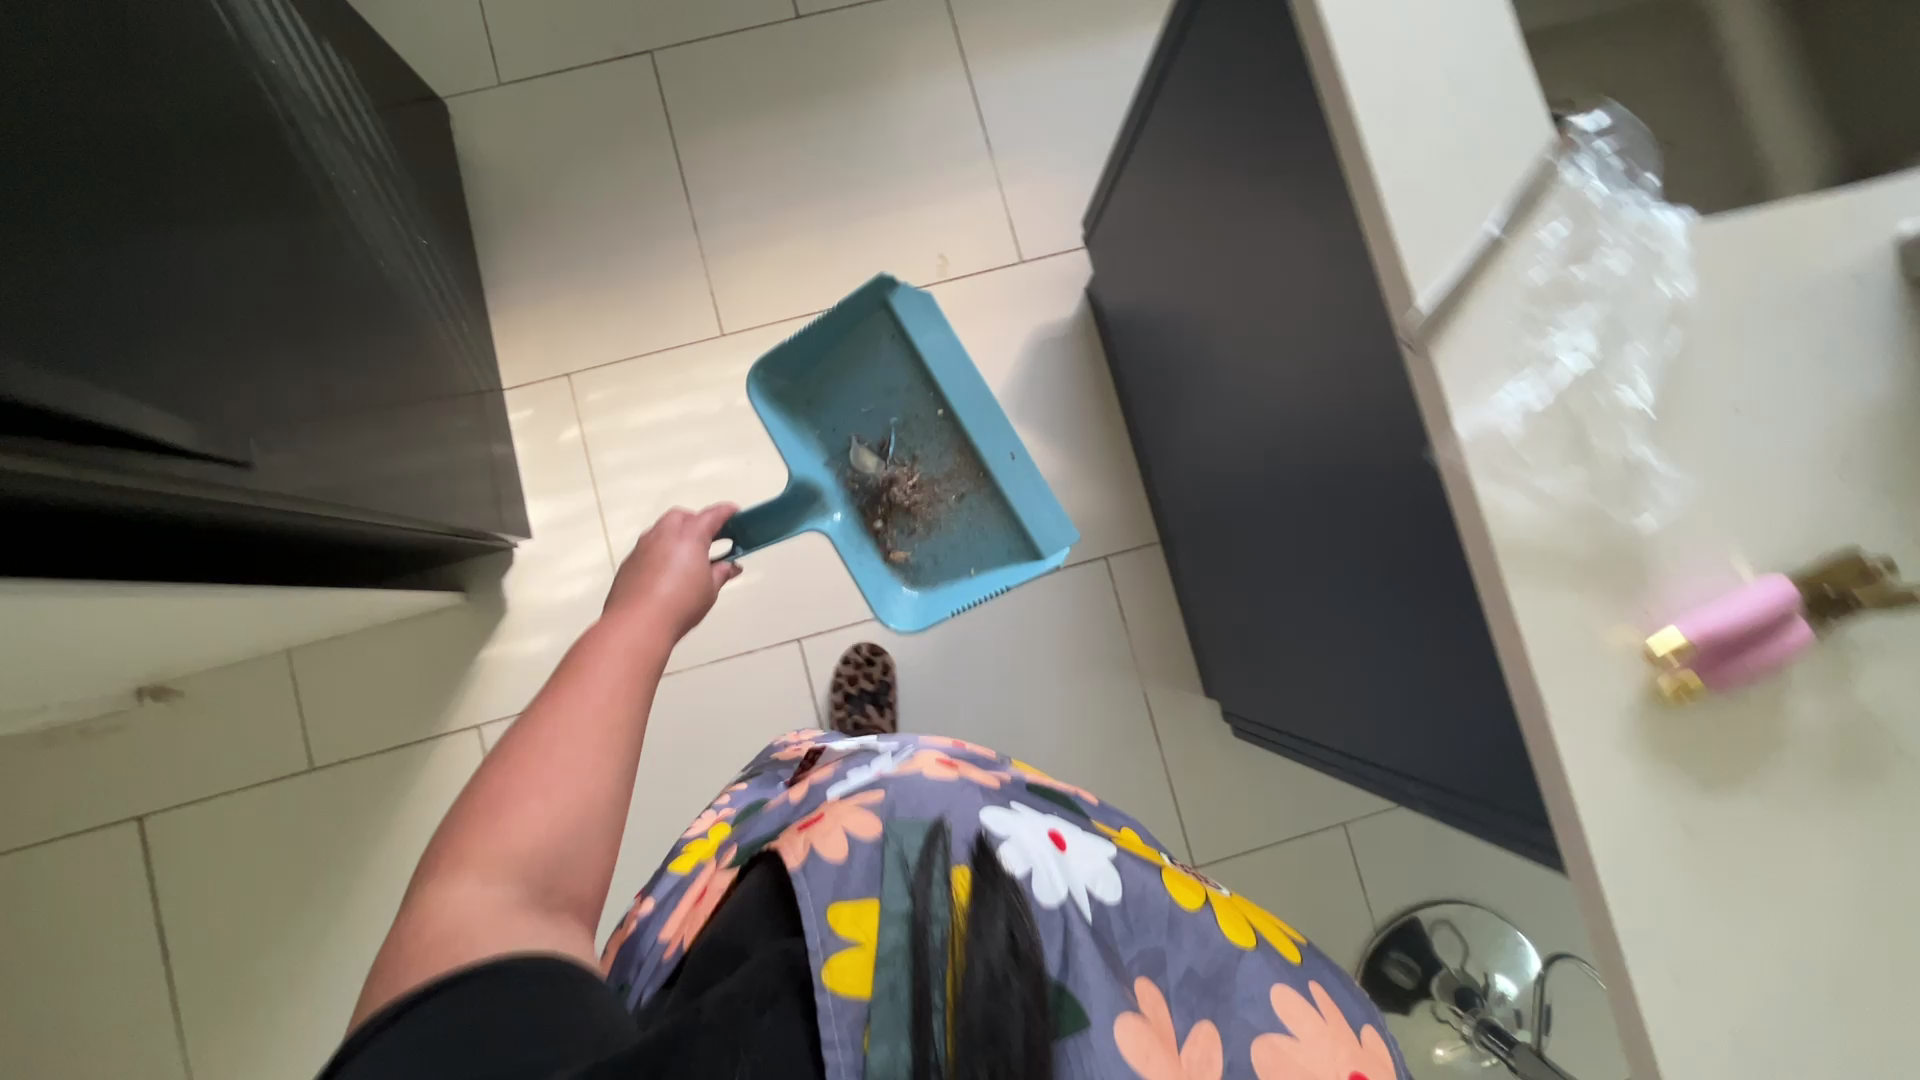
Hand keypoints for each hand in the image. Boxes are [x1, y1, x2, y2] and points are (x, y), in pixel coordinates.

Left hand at [604, 503, 742, 641]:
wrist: (637, 624)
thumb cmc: (682, 604)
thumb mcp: (710, 590)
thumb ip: (721, 573)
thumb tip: (730, 566)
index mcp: (689, 536)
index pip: (711, 516)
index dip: (725, 512)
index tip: (734, 512)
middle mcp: (664, 535)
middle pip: (682, 517)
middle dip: (696, 522)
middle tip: (709, 539)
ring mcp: (642, 547)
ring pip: (661, 530)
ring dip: (676, 536)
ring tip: (687, 557)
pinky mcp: (629, 563)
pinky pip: (648, 548)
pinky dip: (661, 551)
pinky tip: (666, 574)